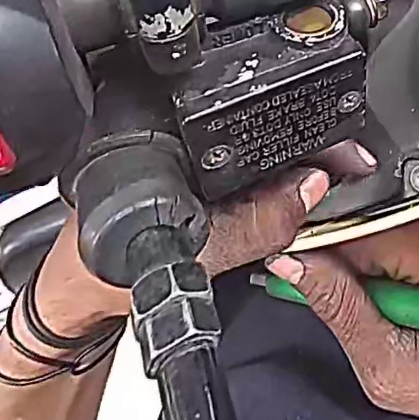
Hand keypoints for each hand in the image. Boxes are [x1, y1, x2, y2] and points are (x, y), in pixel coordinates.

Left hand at [30, 140, 377, 335]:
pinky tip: (283, 191)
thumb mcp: (198, 250)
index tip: (341, 154)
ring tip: (323, 176)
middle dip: (303, 146)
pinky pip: (238, 171)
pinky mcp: (183, 171)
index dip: (302, 136)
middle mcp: (174, 131)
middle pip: (256, 131)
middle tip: (343, 167)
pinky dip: (267, 179)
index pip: (251, 122)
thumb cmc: (109, 268)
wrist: (76, 296)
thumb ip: (258, 224)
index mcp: (172, 130)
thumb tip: (311, 188)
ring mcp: (179, 151)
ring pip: (250, 152)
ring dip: (288, 162)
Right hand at [265, 212, 418, 419]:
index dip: (323, 255)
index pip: (356, 232)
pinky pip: (410, 210)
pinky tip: (407, 275)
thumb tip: (292, 264)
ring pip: (387, 212)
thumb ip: (339, 312)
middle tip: (362, 299)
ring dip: (372, 247)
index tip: (303, 276)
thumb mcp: (390, 370)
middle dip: (349, 255)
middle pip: (371, 217)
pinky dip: (394, 238)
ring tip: (391, 291)